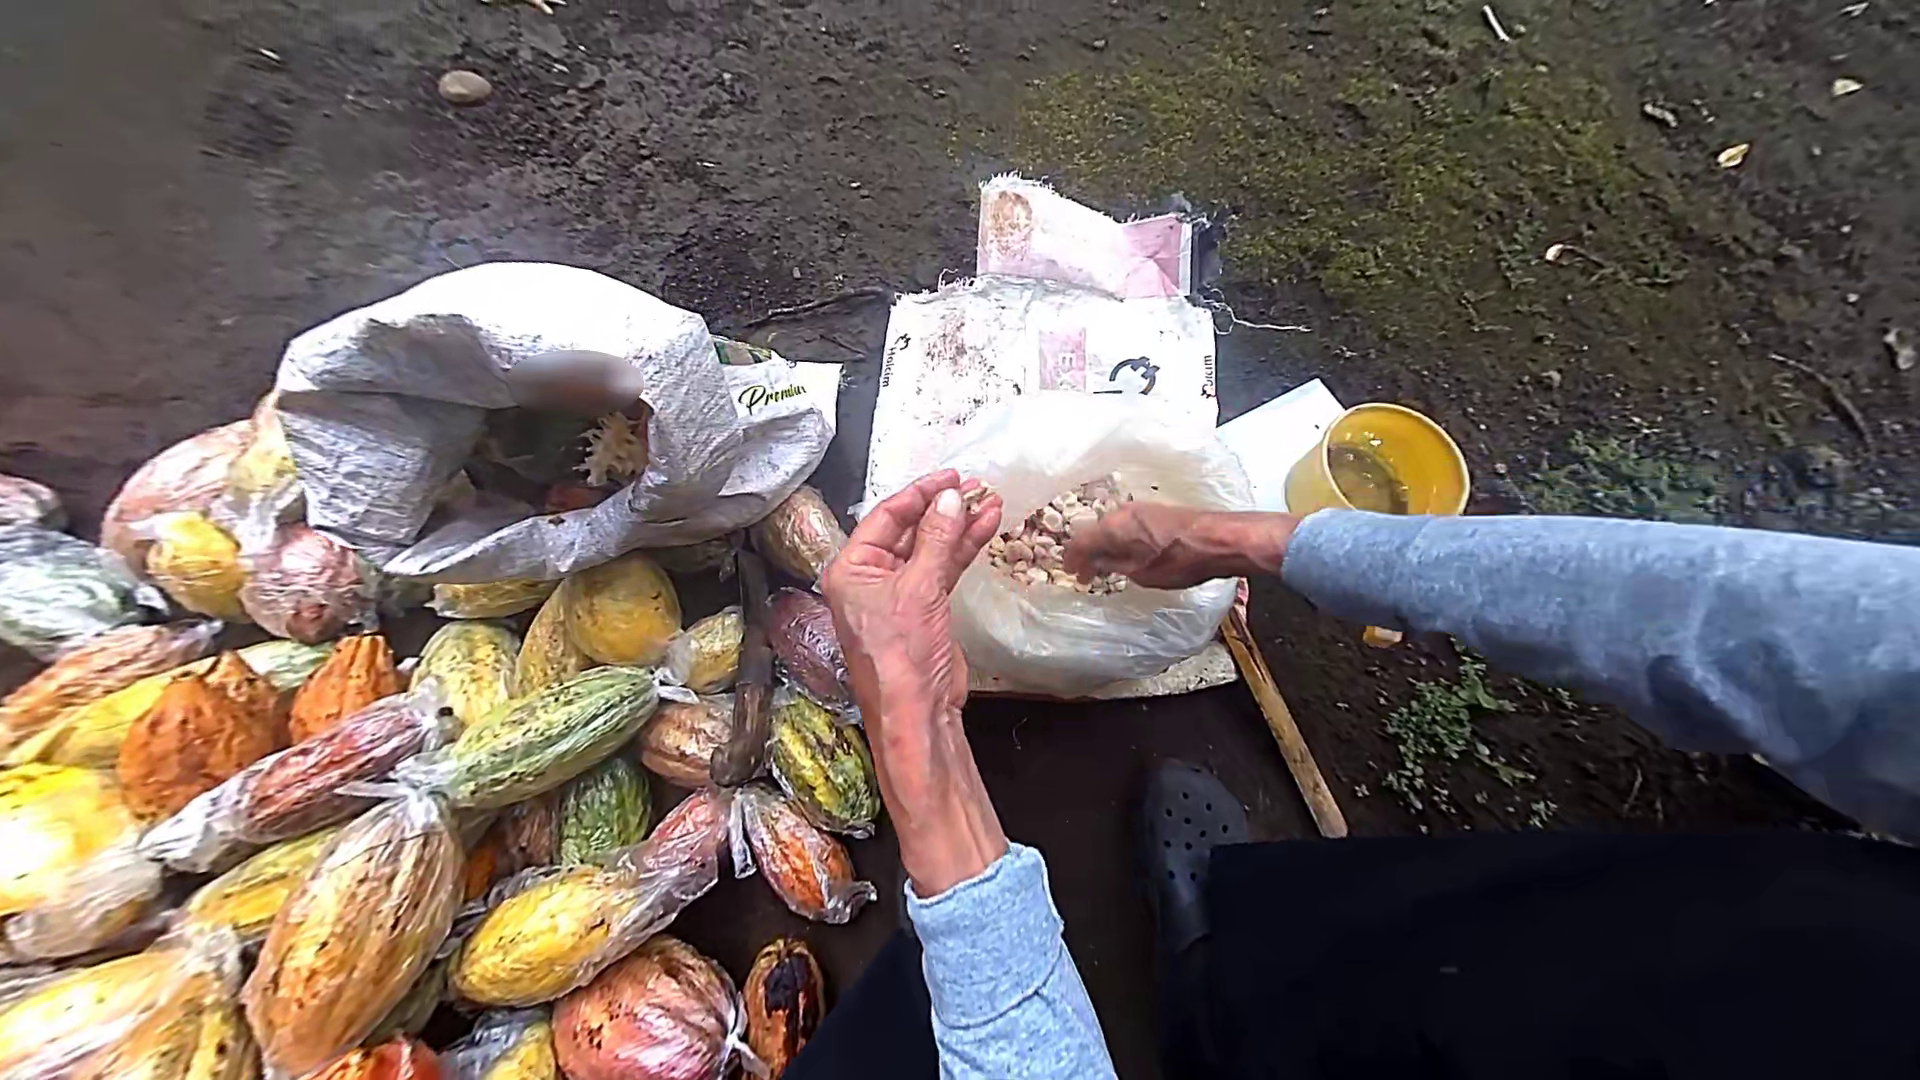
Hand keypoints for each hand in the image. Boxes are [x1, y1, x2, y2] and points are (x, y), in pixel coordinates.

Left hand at [821, 470, 1008, 895]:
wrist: (918, 713)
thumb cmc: (901, 656)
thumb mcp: (919, 588)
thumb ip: (936, 539)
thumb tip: (950, 498)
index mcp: (851, 569)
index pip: (885, 517)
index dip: (919, 493)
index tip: (950, 477)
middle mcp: (870, 577)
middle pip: (910, 530)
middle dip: (943, 509)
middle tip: (975, 486)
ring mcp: (899, 593)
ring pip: (931, 548)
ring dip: (959, 527)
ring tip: (989, 502)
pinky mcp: (923, 607)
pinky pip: (943, 568)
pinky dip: (963, 550)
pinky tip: (985, 529)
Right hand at [1063, 503, 1300, 588]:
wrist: (1221, 539)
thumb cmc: (1179, 560)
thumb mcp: (1140, 572)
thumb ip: (1112, 565)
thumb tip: (1094, 563)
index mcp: (1111, 527)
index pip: (1079, 542)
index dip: (1071, 559)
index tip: (1070, 574)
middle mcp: (1120, 512)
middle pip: (1093, 532)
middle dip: (1087, 553)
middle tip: (1085, 574)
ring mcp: (1139, 509)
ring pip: (1110, 528)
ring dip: (1104, 546)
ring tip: (1104, 566)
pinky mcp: (1155, 511)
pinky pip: (1126, 525)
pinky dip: (1119, 540)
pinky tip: (1125, 553)